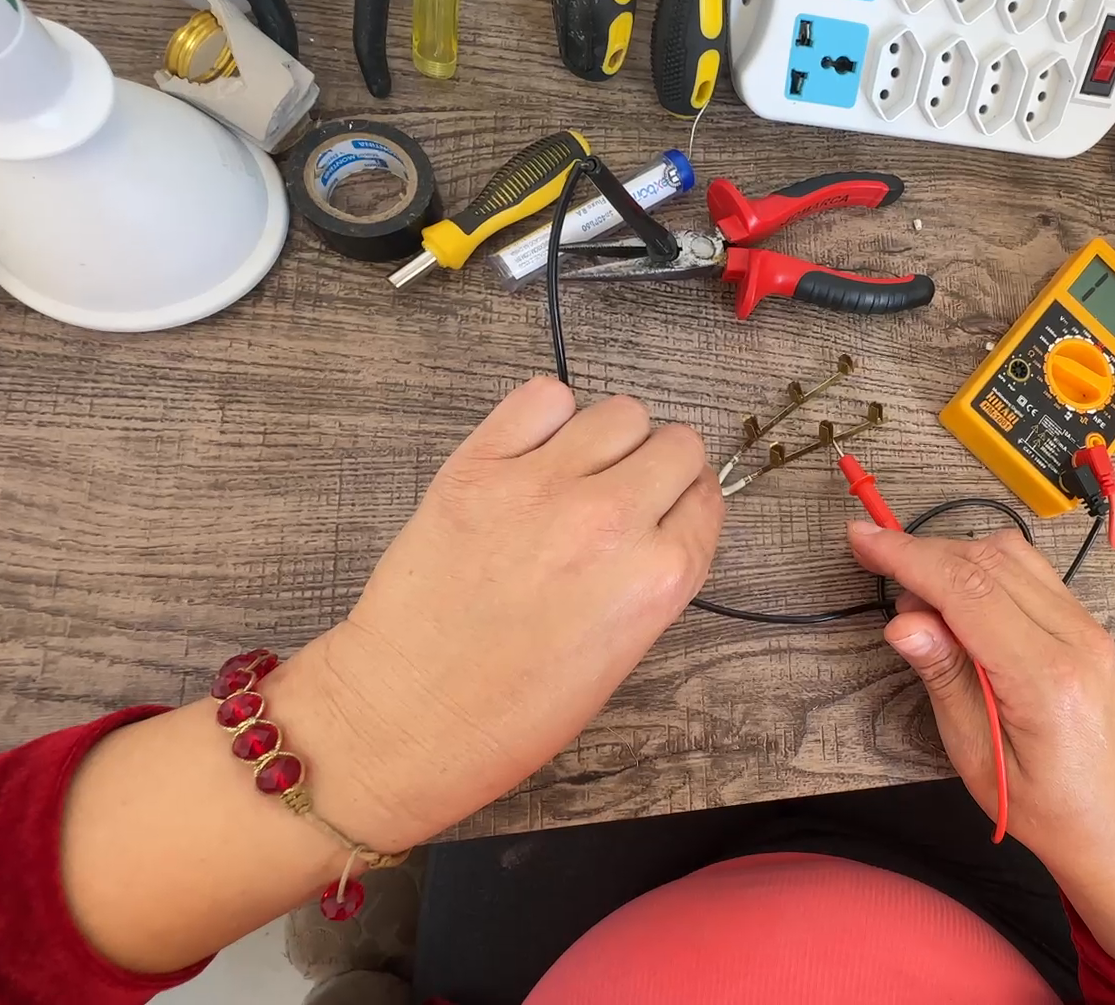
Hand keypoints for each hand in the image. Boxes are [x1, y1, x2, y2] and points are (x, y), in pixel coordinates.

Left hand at [286, 378, 724, 850]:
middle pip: (678, 443)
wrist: (407, 717)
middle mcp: (614, 520)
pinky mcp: (479, 466)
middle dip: (661, 466)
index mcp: (660, 576)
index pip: (707, 497)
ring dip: (612, 441)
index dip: (688, 502)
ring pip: (622, 413)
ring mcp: (544, 486)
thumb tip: (663, 512)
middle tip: (626, 492)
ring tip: (579, 474)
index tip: (668, 507)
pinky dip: (550, 416)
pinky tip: (536, 453)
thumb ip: (656, 571)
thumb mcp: (624, 648)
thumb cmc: (520, 707)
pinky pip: (545, 397)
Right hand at [849, 523, 1114, 966]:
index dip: (909, 557)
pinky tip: (956, 596)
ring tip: (916, 595)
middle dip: (921, 551)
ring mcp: (1085, 623)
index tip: (862, 538)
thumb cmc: (1040, 806)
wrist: (1113, 824)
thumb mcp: (975, 755)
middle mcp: (1074, 635)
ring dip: (950, 555)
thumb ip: (943, 677)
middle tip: (875, 563)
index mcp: (1045, 677)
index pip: (968, 590)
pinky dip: (979, 564)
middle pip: (986, 561)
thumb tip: (902, 621)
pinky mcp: (1084, 621)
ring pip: (1007, 553)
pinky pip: (1025, 567)